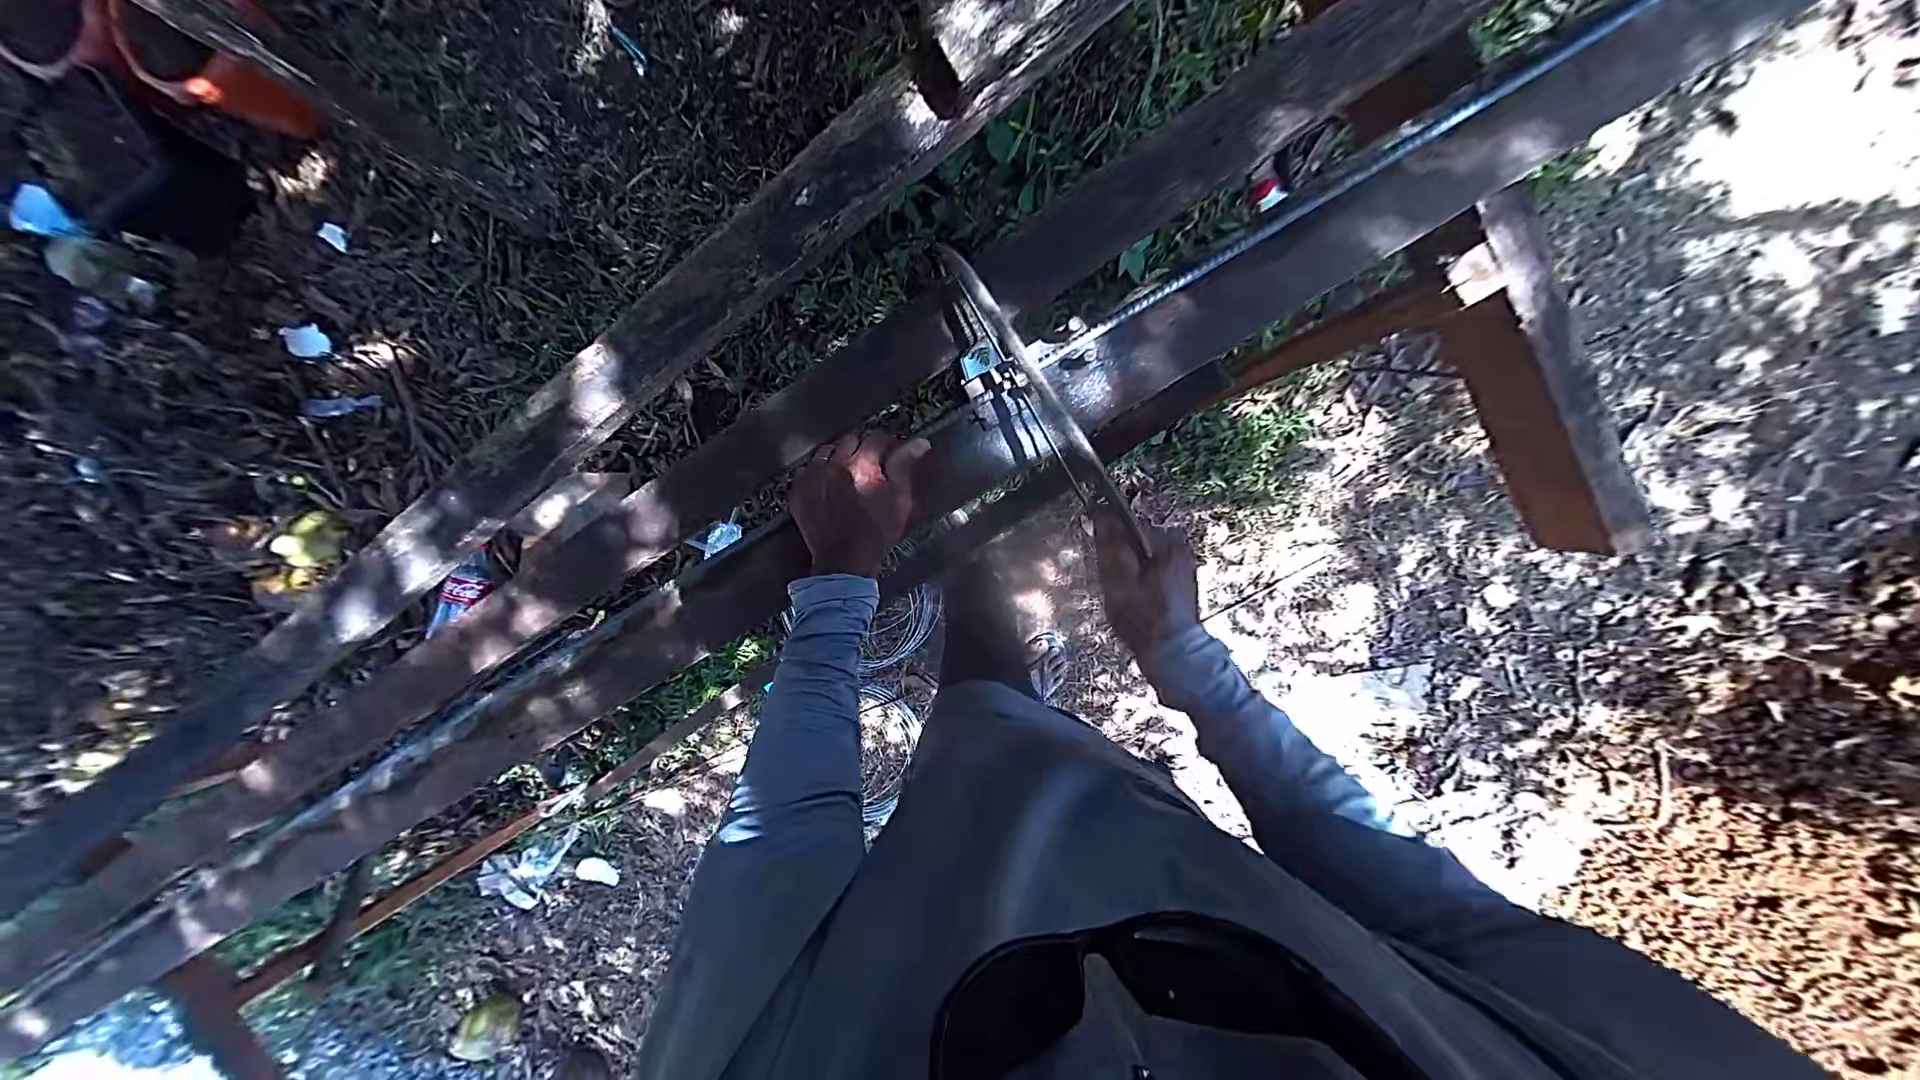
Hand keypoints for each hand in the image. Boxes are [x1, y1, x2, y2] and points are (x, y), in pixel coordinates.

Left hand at [789, 432, 931, 577]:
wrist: (843, 559)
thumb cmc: (876, 531)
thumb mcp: (899, 499)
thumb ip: (904, 466)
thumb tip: (919, 443)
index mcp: (863, 464)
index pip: (877, 438)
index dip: (888, 444)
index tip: (892, 453)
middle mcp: (835, 463)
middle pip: (850, 440)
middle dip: (862, 448)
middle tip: (871, 466)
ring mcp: (813, 475)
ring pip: (827, 451)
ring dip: (838, 457)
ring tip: (847, 474)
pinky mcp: (798, 488)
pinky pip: (809, 468)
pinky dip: (819, 472)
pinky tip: (828, 486)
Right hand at [1095, 513, 1198, 656]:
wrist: (1174, 654)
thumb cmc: (1146, 621)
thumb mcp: (1119, 581)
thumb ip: (1111, 546)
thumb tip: (1103, 517)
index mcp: (1166, 543)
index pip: (1127, 526)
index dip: (1110, 544)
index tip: (1103, 561)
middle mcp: (1179, 550)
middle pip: (1135, 543)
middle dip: (1121, 560)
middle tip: (1117, 586)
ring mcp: (1183, 567)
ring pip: (1142, 560)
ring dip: (1130, 574)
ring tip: (1128, 598)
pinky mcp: (1181, 583)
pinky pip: (1153, 573)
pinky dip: (1142, 583)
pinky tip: (1139, 603)